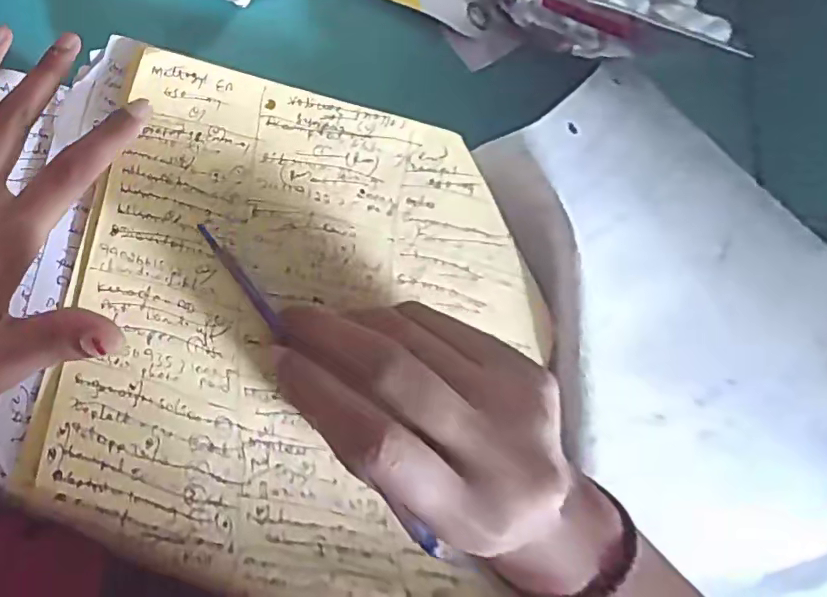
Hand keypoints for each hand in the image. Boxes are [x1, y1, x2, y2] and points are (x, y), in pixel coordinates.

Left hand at [0, 25, 150, 439]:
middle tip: (70, 41)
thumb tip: (117, 336)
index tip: (137, 109)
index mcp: (5, 238)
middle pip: (15, 122)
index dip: (109, 138)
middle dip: (46, 77)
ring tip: (4, 32)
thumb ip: (55, 337)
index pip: (69, 174)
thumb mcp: (0, 362)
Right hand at [277, 302, 625, 594]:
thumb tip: (290, 363)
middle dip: (329, 336)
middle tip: (288, 319)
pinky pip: (433, 320)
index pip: (379, 443)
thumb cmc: (451, 501)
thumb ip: (347, 436)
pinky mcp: (525, 366)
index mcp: (464, 510)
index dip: (320, 391)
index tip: (279, 357)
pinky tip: (372, 326)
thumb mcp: (400, 497)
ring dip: (353, 321)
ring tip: (325, 323)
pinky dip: (388, 316)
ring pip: (411, 336)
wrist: (548, 503)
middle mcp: (502, 457)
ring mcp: (521, 405)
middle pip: (396, 375)